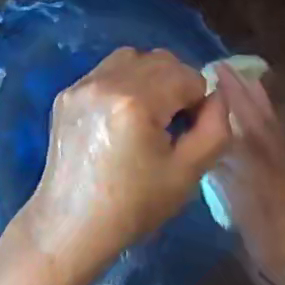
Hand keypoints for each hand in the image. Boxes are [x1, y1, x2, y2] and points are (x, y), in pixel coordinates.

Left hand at [13, 47, 231, 282]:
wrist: (72, 226)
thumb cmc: (134, 206)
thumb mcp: (188, 173)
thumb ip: (215, 128)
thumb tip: (218, 96)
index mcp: (136, 100)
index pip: (188, 76)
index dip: (198, 103)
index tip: (188, 133)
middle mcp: (106, 81)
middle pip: (161, 60)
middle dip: (176, 85)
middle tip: (172, 124)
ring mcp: (82, 84)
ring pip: (132, 58)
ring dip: (150, 78)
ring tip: (147, 116)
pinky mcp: (67, 93)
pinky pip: (106, 71)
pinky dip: (123, 84)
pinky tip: (120, 119)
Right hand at [211, 65, 284, 284]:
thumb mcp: (256, 228)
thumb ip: (236, 190)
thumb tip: (213, 155)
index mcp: (269, 171)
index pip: (245, 127)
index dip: (230, 100)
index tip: (215, 74)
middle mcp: (280, 161)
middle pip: (260, 119)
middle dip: (243, 92)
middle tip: (225, 67)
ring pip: (271, 125)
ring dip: (257, 100)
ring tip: (244, 79)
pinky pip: (276, 138)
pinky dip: (266, 119)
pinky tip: (260, 118)